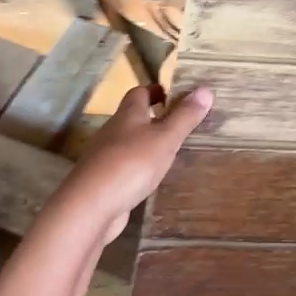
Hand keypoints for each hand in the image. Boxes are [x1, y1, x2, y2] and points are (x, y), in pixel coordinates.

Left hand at [47, 84, 211, 242]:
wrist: (90, 207)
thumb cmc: (131, 164)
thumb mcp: (166, 138)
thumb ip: (185, 116)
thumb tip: (205, 89)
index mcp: (127, 115)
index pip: (139, 92)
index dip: (156, 90)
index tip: (176, 94)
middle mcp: (112, 132)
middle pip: (133, 117)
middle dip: (154, 117)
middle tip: (181, 123)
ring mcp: (104, 157)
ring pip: (128, 142)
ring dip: (147, 143)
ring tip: (172, 150)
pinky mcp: (103, 181)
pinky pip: (125, 166)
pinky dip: (139, 166)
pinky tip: (152, 178)